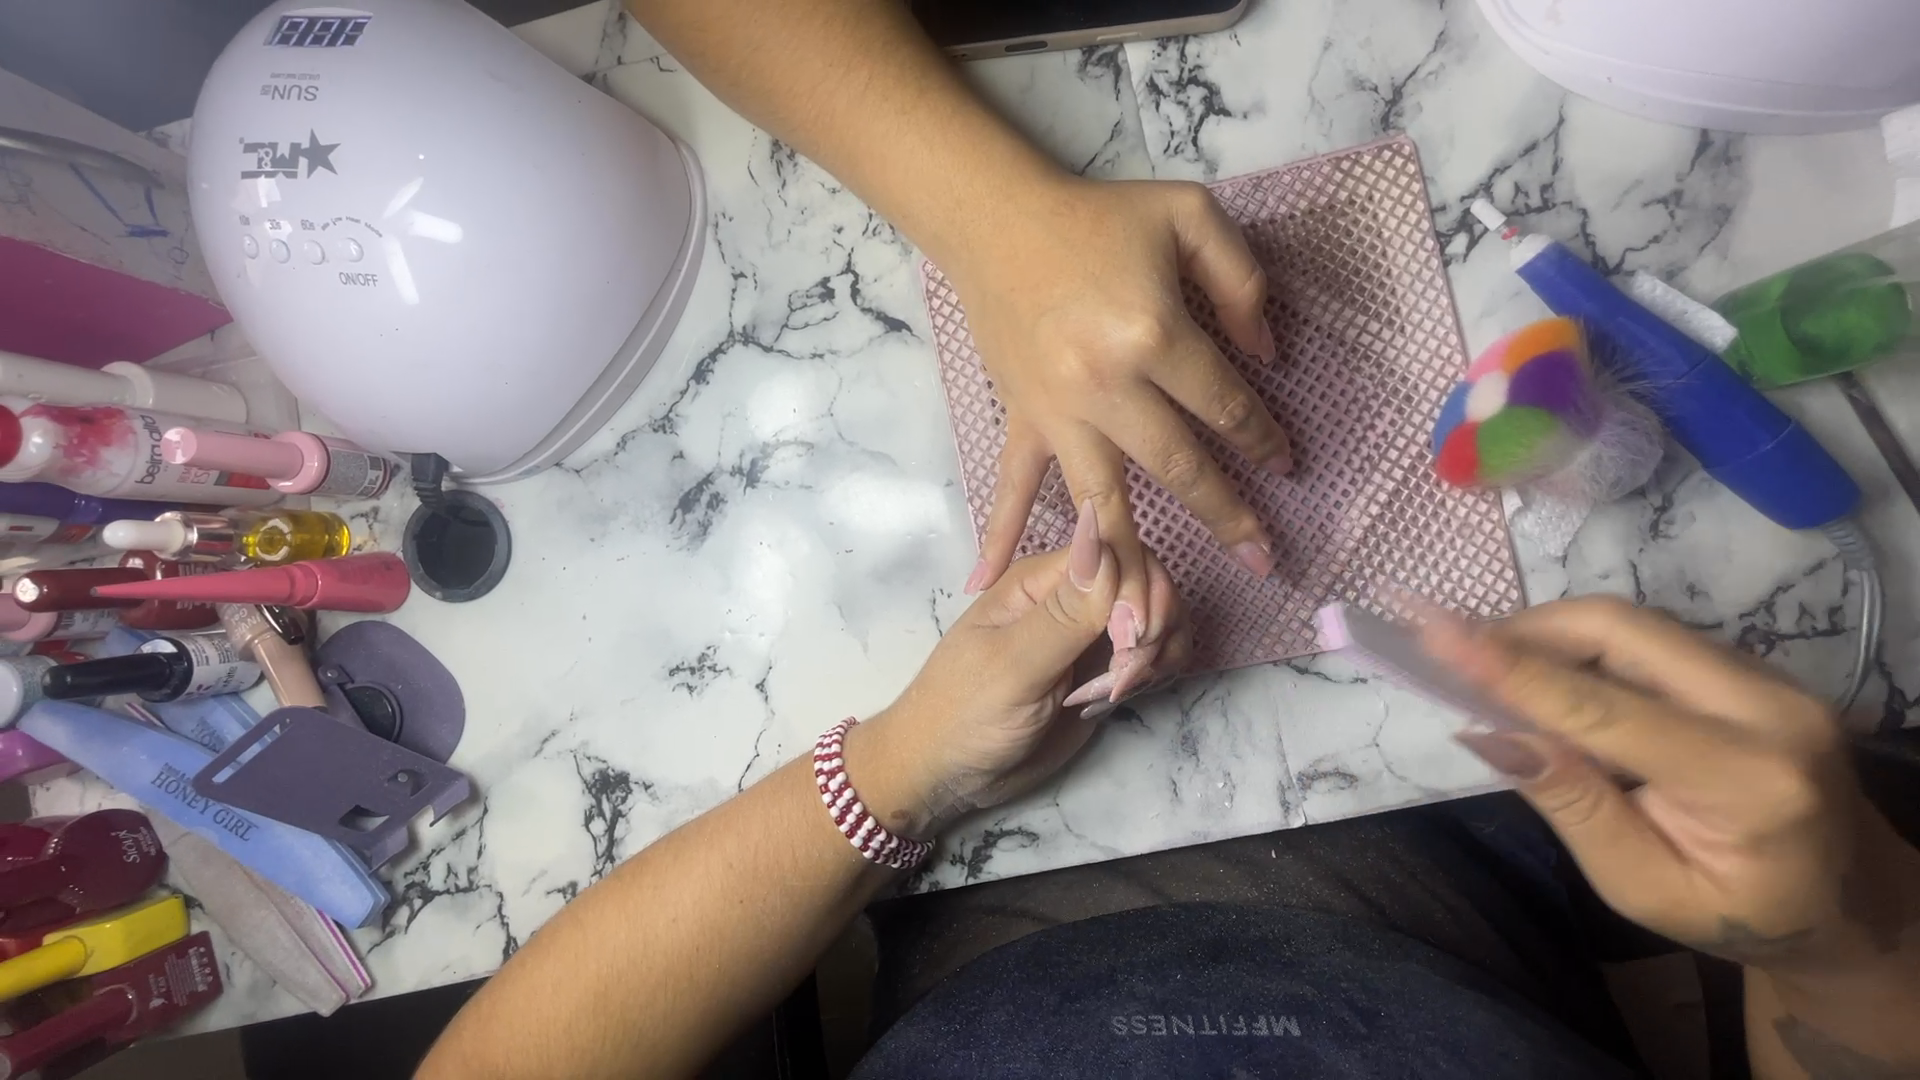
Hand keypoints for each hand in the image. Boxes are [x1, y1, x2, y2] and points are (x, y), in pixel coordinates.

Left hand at [848, 501, 1127, 839]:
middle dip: (1152, 624)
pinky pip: (1154, 651)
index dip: (1139, 590)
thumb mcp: (1014, 666)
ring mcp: (1091, 634)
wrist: (950, 773)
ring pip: (1157, 615)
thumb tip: (1100, 528)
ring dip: (1159, 649)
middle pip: (1146, 581)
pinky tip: (1130, 692)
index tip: (1131, 640)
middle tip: (1126, 675)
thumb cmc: (966, 714)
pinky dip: (1159, 668)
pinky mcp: (1103, 668)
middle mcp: (1072, 598)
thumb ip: (1065, 611)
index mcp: (1041, 581)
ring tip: (1121, 689)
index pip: (1117, 552)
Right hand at [949, 176, 1288, 689]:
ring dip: (1133, 557)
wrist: (998, 223)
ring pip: (1102, 500)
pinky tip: (982, 580)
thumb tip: (1270, 358)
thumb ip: (1242, 282)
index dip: (1264, 440)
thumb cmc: (1097, 219)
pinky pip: (1012, 485)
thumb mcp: (1190, 215)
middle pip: (1177, 469)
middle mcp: (1106, 391)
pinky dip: (998, 533)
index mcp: (1154, 336)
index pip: (1226, 406)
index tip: (1289, 468)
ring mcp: (1057, 416)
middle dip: (1225, 516)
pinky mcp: (1022, 422)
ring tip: (1156, 613)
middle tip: (1262, 561)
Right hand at [1424, 596, 1909, 970]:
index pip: (1599, 706)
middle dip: (1522, 629)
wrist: (1851, 900)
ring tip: (1488, 665)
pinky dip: (1572, 642)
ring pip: (1624, 621)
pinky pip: (1639, 633)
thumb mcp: (1639, 885)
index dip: (1510, 667)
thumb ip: (1570, 805)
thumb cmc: (1734, 908)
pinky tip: (1543, 674)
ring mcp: (1763, 679)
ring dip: (1544, 634)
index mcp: (1745, 780)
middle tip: (1452, 650)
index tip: (1432, 632)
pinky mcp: (1744, 667)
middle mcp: (1766, 709)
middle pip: (1617, 628)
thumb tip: (1487, 734)